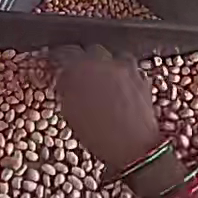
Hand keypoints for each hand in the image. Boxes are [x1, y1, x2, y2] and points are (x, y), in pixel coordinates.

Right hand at [51, 44, 164, 174]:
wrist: (133, 148)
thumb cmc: (98, 135)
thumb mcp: (70, 112)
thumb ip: (65, 88)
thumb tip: (64, 78)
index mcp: (81, 68)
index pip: (65, 52)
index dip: (59, 57)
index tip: (56, 62)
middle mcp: (105, 62)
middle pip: (90, 50)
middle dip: (83, 59)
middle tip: (78, 73)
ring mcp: (126, 68)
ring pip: (112, 56)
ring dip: (105, 64)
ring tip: (100, 79)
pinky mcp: (142, 78)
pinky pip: (128, 68)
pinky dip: (121, 74)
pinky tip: (117, 87)